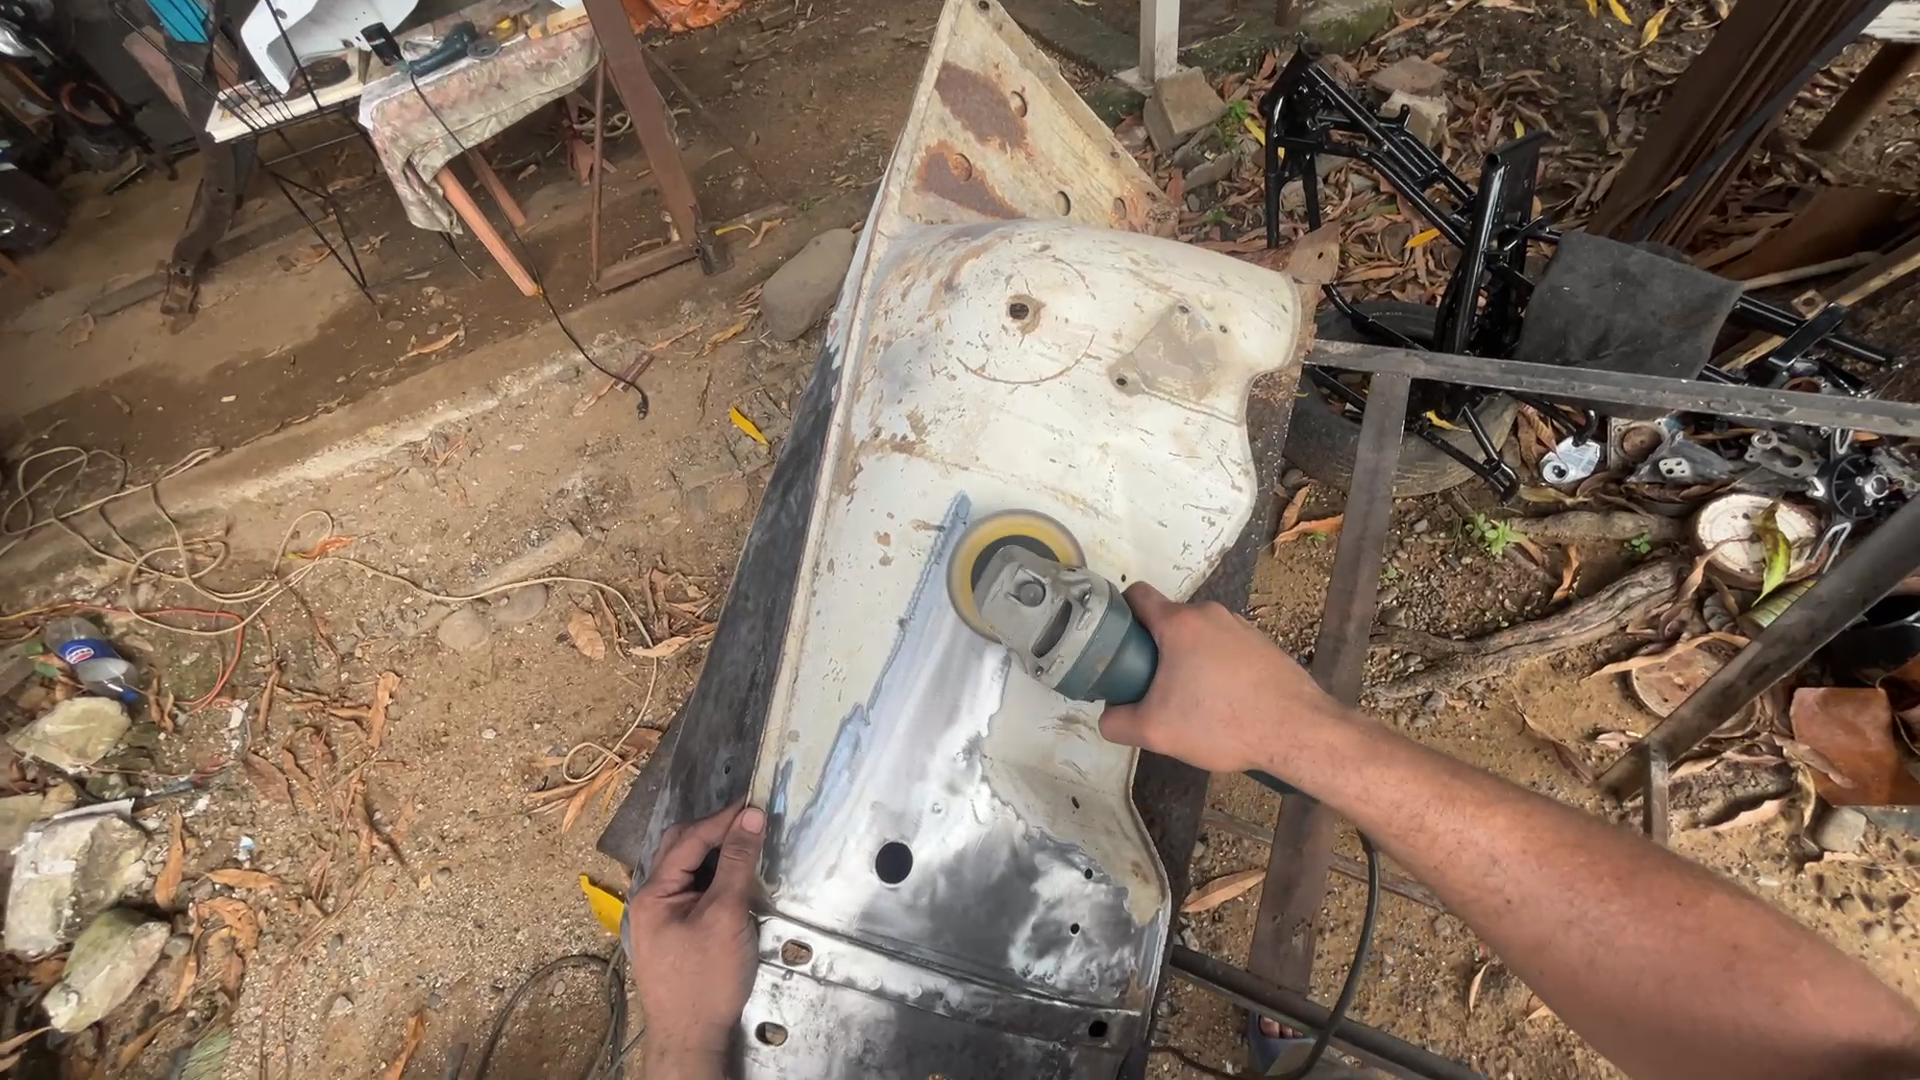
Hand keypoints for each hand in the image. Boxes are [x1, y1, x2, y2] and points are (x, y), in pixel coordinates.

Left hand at [626, 803, 765, 1070]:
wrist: (691, 1040)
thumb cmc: (707, 977)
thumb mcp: (726, 914)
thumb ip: (738, 861)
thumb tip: (751, 815)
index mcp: (654, 892)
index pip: (691, 839)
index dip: (724, 818)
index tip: (756, 804)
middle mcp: (651, 897)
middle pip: (682, 847)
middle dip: (715, 828)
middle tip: (751, 818)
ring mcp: (662, 914)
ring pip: (688, 865)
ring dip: (715, 848)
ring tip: (747, 837)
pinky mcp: (676, 928)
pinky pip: (693, 884)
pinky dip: (714, 870)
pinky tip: (735, 870)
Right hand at [1098, 583, 1344, 774]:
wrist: (1298, 732)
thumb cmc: (1221, 722)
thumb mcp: (1155, 731)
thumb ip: (1117, 722)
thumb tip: (1108, 716)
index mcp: (1179, 622)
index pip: (1137, 595)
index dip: (1120, 613)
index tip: (1116, 642)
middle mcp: (1210, 613)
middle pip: (1168, 619)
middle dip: (1154, 647)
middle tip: (1150, 684)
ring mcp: (1241, 626)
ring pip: (1198, 634)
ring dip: (1187, 657)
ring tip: (1189, 698)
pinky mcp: (1264, 644)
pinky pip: (1225, 647)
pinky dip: (1216, 666)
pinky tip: (1223, 702)